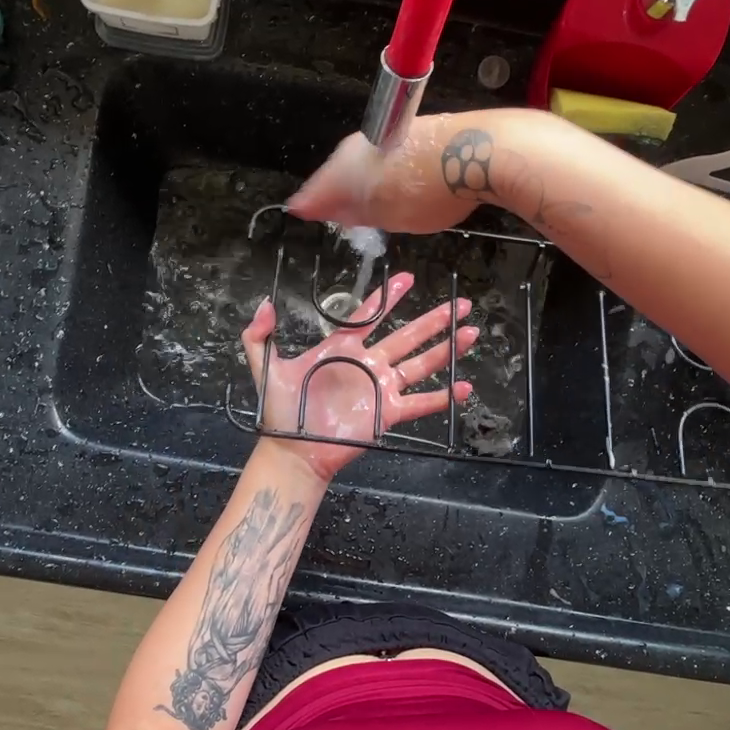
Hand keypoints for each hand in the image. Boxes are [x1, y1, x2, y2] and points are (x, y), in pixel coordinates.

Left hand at [241, 272, 476, 480]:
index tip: (407, 277)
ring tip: (470, 333)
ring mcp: (381, 389)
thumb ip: (259, 337)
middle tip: (462, 304)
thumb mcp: (265, 369)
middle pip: (407, 336)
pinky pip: (420, 403)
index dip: (388, 297)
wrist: (292, 451)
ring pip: (420, 364)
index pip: (370, 316)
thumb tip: (263, 304)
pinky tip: (463, 386)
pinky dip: (442, 397)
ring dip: (446, 350)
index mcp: (342, 349)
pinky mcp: (388, 414)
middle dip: (434, 320)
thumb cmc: (281, 413)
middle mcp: (367, 364)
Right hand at [286, 114, 488, 233]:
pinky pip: (393, 161)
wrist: (480, 154)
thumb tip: (319, 208)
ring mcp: (393, 135)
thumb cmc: (426, 188)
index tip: (307, 217)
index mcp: (347, 162)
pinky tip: (403, 193)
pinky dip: (392, 179)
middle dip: (341, 196)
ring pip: (368, 166)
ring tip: (377, 211)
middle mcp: (364, 142)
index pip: (316, 187)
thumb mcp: (383, 215)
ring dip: (367, 187)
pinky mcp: (419, 134)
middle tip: (345, 220)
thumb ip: (351, 213)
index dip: (312, 206)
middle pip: (341, 173)